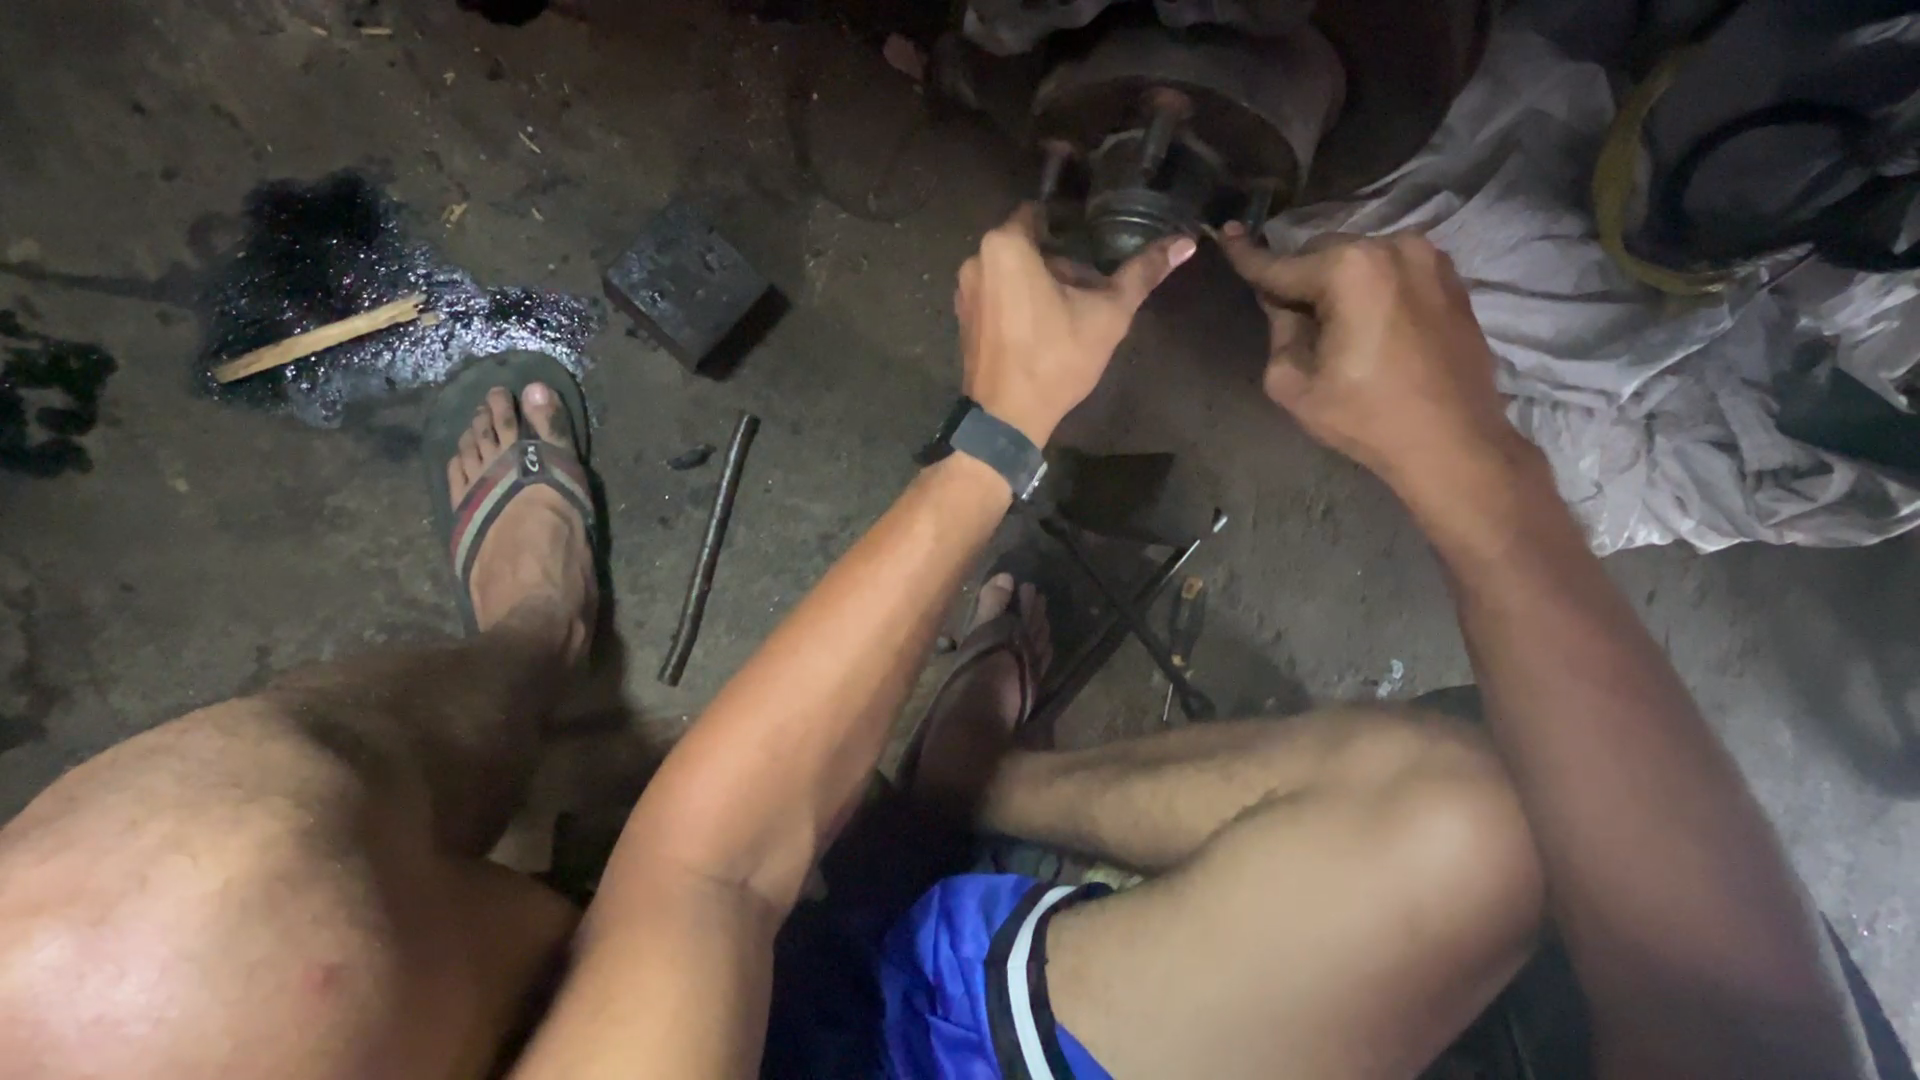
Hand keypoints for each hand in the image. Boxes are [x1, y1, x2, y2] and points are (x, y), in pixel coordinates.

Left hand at [956, 205, 1195, 444]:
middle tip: (1092, 282)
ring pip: (1010, 272)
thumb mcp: (1107, 314)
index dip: (1073, 223)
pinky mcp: (964, 319)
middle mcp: (976, 259)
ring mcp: (965, 292)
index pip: (1043, 213)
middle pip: (1026, 244)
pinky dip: (1019, 301)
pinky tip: (1045, 326)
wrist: (1007, 418)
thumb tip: (1186, 242)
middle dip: (1059, 259)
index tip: (1097, 239)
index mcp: (1006, 245)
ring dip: (1039, 282)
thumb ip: (1142, 273)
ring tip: (1073, 306)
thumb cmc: (1055, 360)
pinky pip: (996, 296)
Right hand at [1217, 223, 1529, 494]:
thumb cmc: (1365, 416)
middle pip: (1322, 253)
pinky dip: (1371, 288)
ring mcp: (1429, 258)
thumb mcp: (1293, 383)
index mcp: (1348, 270)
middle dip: (1300, 279)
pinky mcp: (1451, 278)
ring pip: (1358, 259)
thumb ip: (1278, 332)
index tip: (1224, 234)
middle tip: (1290, 320)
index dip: (1246, 256)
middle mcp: (1391, 247)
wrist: (1453, 440)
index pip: (1280, 264)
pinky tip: (1369, 326)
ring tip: (1334, 327)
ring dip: (1337, 284)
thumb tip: (1283, 306)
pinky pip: (1392, 270)